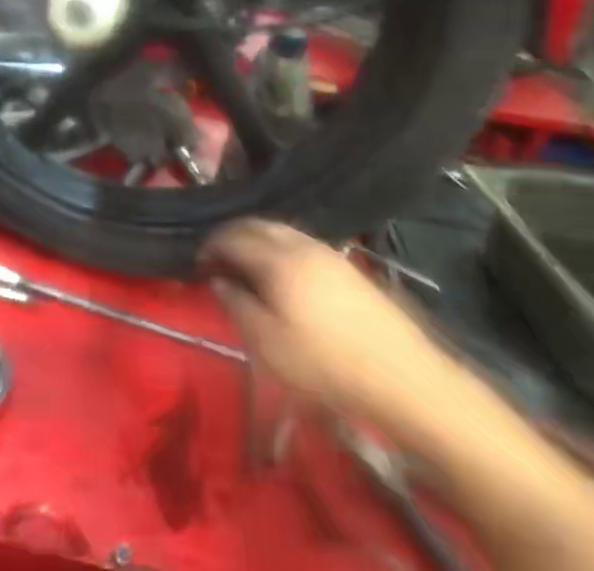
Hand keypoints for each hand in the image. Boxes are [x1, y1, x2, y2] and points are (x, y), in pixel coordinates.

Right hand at [200, 219, 453, 427]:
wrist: (395, 369)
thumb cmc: (323, 363)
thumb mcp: (268, 344)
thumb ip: (238, 305)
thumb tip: (218, 279)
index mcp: (280, 260)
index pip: (236, 235)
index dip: (212, 243)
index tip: (198, 261)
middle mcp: (303, 244)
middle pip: (261, 224)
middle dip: (234, 235)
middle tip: (217, 258)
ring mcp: (329, 251)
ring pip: (283, 230)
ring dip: (259, 238)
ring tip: (245, 265)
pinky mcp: (345, 263)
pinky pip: (301, 242)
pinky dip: (280, 246)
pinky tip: (280, 272)